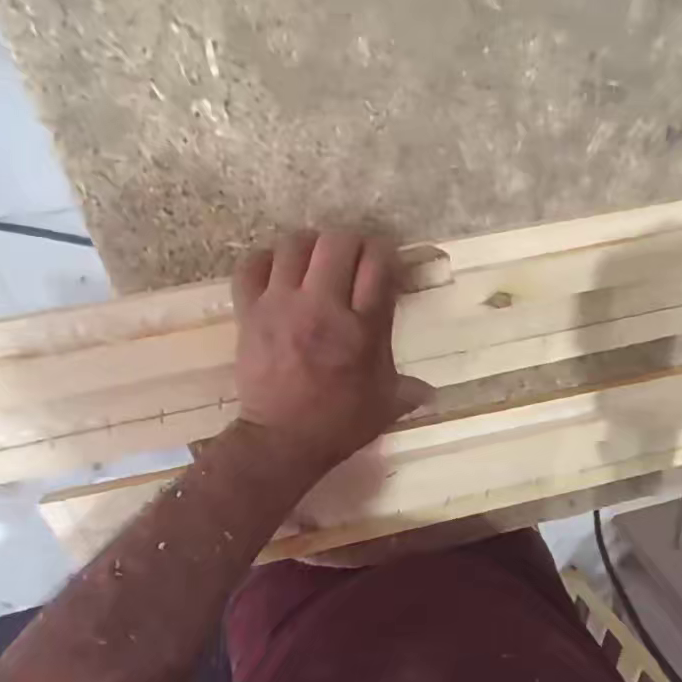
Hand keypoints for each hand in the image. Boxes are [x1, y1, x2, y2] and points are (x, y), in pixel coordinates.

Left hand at [231, 230, 431, 474]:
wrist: (283, 440)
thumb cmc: (342, 422)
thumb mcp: (388, 404)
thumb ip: (411, 389)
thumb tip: (432, 392)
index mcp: (363, 327)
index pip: (379, 264)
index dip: (387, 253)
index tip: (389, 262)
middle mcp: (323, 306)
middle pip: (338, 242)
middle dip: (353, 241)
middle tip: (356, 256)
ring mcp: (282, 305)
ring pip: (295, 244)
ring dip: (312, 245)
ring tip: (319, 260)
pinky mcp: (249, 311)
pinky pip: (253, 264)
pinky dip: (269, 259)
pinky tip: (281, 271)